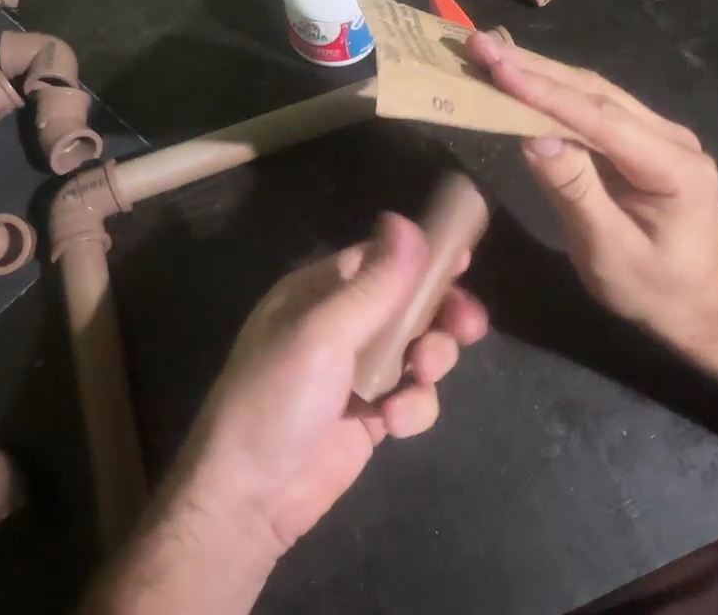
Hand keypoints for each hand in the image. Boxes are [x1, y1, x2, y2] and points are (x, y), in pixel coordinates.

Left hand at [162, 213, 489, 556]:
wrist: (250, 496)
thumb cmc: (276, 398)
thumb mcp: (322, 334)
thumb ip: (373, 284)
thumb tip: (404, 221)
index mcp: (319, 291)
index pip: (379, 258)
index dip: (421, 256)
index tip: (463, 258)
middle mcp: (341, 324)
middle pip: (410, 303)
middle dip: (441, 313)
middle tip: (468, 325)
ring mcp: (358, 371)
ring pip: (419, 348)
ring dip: (432, 359)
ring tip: (422, 373)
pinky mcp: (373, 415)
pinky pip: (413, 396)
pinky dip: (413, 407)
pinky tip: (392, 423)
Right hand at [467, 32, 717, 348]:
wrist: (695, 307)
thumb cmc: (652, 289)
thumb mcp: (609, 251)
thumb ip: (575, 191)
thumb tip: (532, 139)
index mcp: (674, 167)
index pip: (600, 118)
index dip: (544, 93)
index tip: (497, 67)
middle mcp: (671, 137)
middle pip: (594, 93)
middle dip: (534, 67)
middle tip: (481, 44)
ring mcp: (657, 134)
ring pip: (592, 92)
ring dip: (540, 71)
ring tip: (490, 50)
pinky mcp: (638, 140)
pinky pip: (591, 109)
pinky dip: (551, 91)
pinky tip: (520, 76)